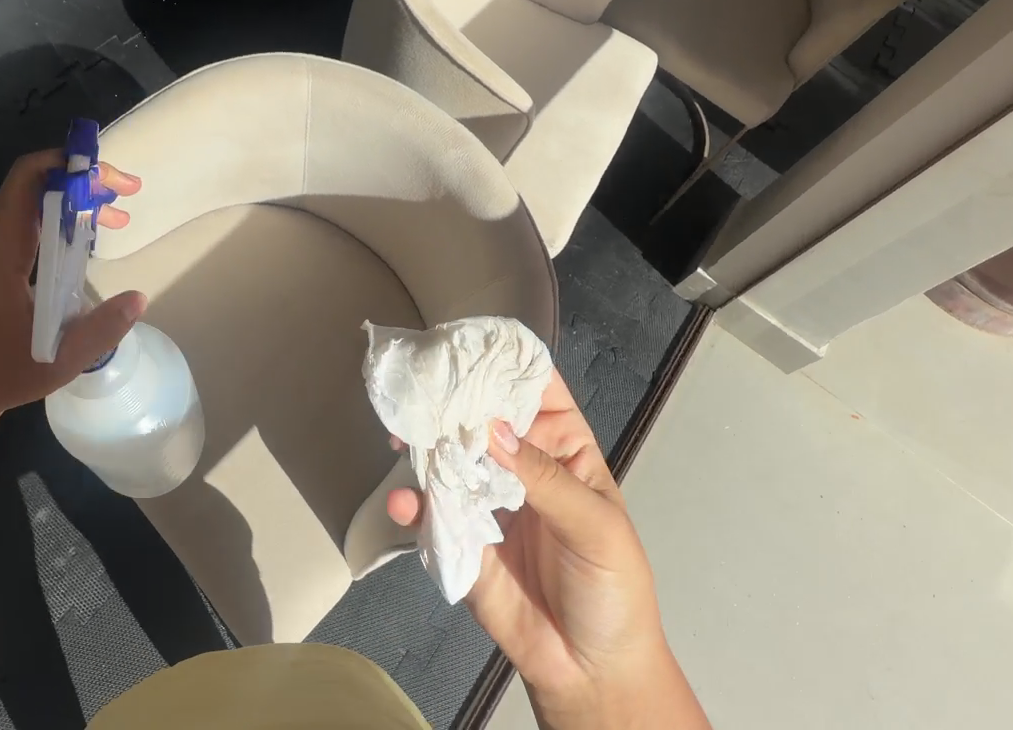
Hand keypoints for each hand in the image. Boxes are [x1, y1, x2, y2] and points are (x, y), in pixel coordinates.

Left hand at [0, 149, 146, 419]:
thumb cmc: (0, 371)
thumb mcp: (59, 358)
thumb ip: (102, 328)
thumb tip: (139, 297)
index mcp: (3, 249)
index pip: (27, 179)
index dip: (65, 162)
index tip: (106, 175)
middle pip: (37, 184)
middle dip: (84, 179)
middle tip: (128, 192)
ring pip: (37, 203)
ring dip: (78, 199)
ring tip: (120, 216)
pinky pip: (33, 223)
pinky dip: (64, 219)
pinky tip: (91, 239)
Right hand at [387, 369, 701, 727]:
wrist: (588, 670)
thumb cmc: (611, 587)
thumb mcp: (595, 526)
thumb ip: (544, 477)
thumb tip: (489, 428)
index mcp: (561, 444)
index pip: (531, 385)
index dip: (503, 359)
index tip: (466, 342)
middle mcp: (517, 460)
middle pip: (480, 412)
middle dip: (451, 395)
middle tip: (416, 380)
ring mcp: (483, 494)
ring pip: (447, 452)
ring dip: (422, 440)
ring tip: (400, 432)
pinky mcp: (457, 532)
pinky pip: (430, 506)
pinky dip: (411, 498)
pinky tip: (405, 500)